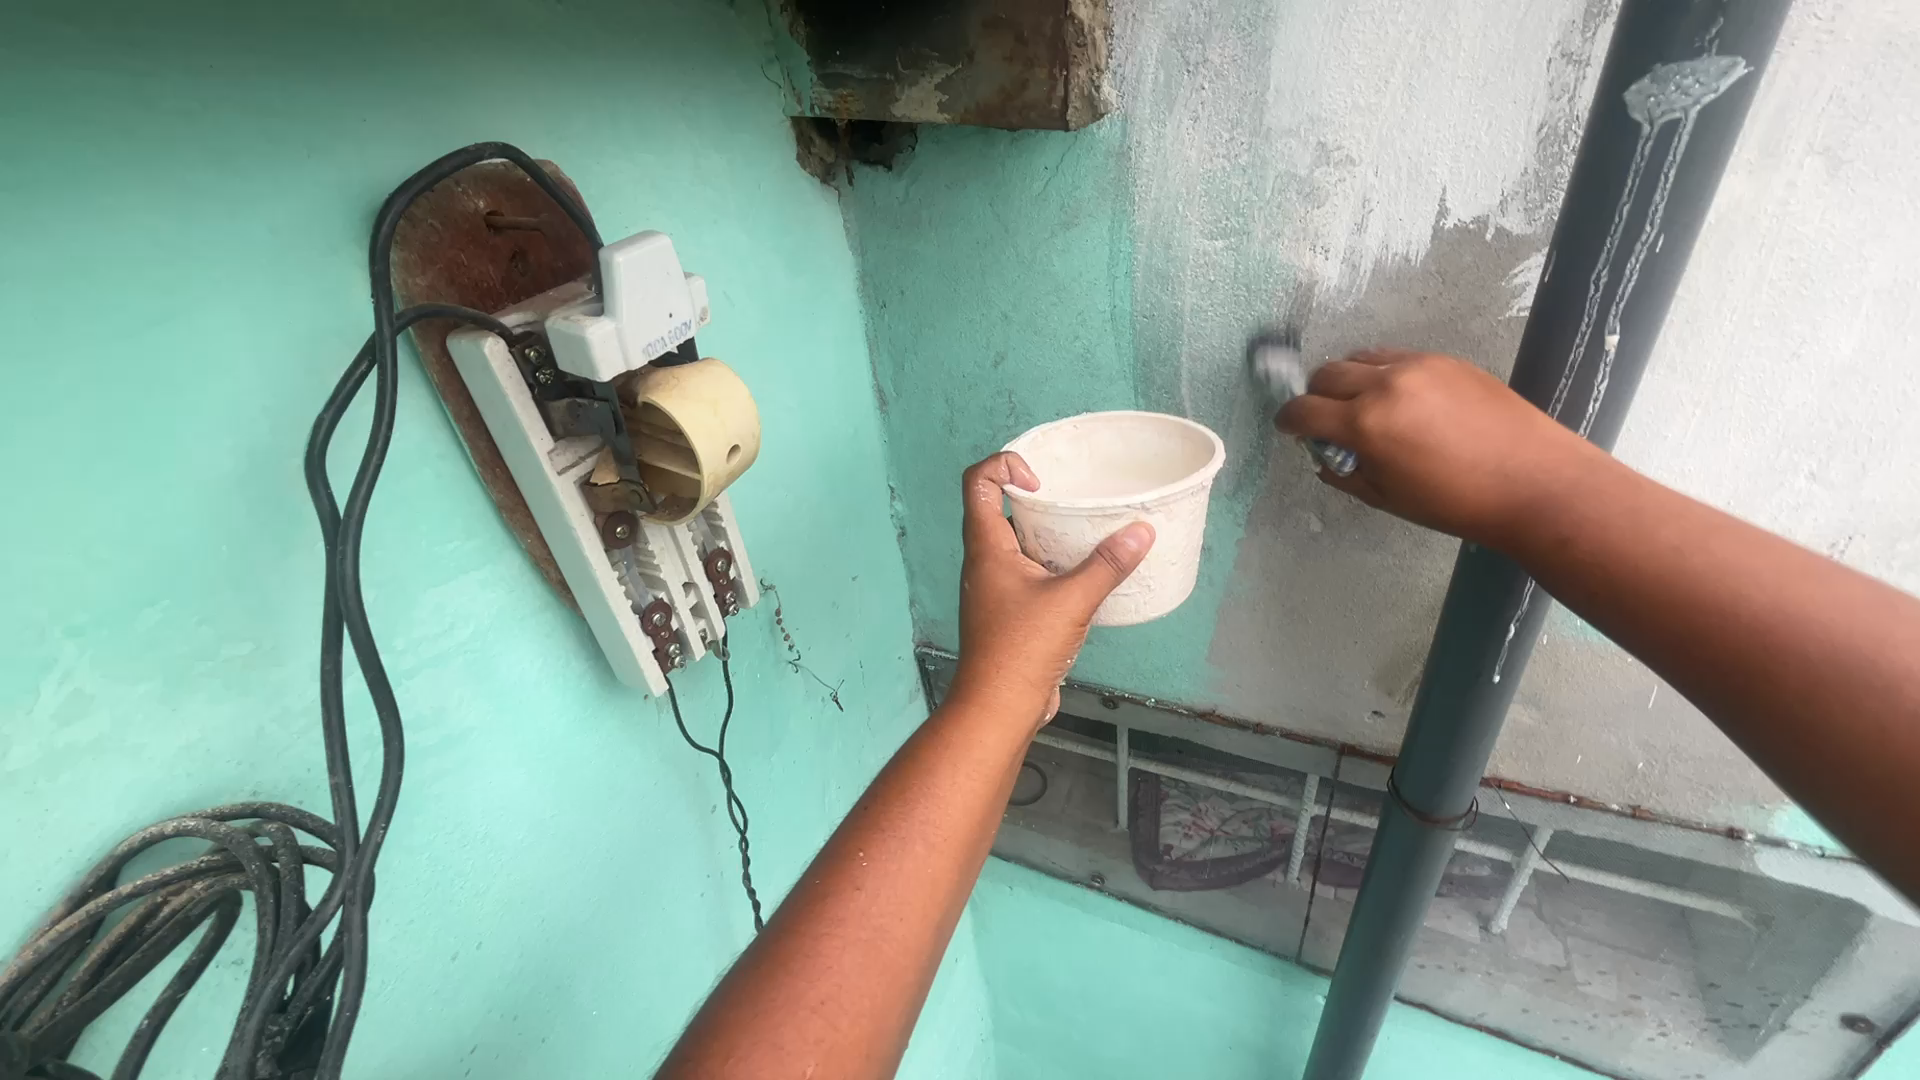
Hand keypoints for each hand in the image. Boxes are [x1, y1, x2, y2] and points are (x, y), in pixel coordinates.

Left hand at [947, 453, 1154, 730]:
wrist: (998, 707)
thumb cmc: (1023, 648)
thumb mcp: (1072, 601)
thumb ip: (1106, 565)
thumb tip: (1142, 531)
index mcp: (987, 547)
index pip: (978, 482)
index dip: (1004, 465)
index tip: (1041, 481)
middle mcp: (984, 562)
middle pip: (997, 510)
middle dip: (1033, 498)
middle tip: (1073, 499)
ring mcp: (994, 588)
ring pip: (1015, 544)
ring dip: (1044, 533)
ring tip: (1085, 531)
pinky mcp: (1007, 612)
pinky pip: (1027, 573)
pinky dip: (1050, 564)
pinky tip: (1083, 574)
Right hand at [1274, 348, 1606, 548]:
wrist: (1536, 483)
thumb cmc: (1454, 502)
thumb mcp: (1384, 496)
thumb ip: (1344, 472)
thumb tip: (1326, 456)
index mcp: (1365, 424)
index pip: (1303, 410)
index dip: (1288, 421)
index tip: (1287, 428)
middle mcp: (1386, 385)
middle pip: (1326, 374)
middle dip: (1315, 396)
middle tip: (1325, 419)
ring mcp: (1419, 366)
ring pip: (1359, 359)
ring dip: (1347, 380)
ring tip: (1361, 406)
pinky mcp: (1447, 361)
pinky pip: (1395, 358)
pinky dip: (1381, 374)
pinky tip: (1398, 400)